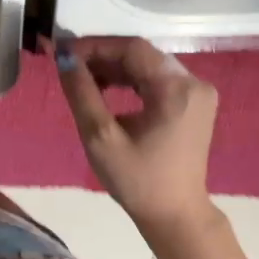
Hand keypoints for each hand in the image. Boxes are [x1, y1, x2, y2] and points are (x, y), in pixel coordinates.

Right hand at [56, 36, 218, 238]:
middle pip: (142, 54)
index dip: (94, 45)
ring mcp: (197, 93)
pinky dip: (128, 80)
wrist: (174, 213)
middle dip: (102, 56)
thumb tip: (64, 59)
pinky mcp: (193, 103)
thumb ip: (82, 93)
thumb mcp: (100, 137)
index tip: (62, 53)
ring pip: (148, 66)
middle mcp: (194, 82)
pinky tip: (104, 89)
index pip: (132, 48)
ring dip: (113, 68)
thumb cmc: (136, 179)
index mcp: (176, 89)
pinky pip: (156, 80)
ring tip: (81, 78)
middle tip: (66, 65)